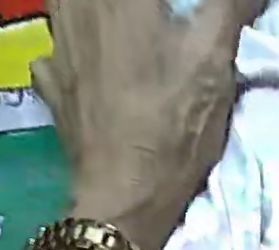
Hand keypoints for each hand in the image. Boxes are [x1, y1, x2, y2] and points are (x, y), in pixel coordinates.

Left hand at [32, 0, 259, 249]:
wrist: (125, 200)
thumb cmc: (172, 127)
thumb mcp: (214, 60)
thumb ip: (229, 5)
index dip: (167, 8)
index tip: (182, 19)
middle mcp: (75, 2)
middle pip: (102, 2)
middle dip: (134, 14)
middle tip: (155, 28)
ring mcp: (54, 44)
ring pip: (67, 4)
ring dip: (93, 15)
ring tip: (121, 37)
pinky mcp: (49, 85)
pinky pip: (53, 50)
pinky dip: (72, 52)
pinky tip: (89, 68)